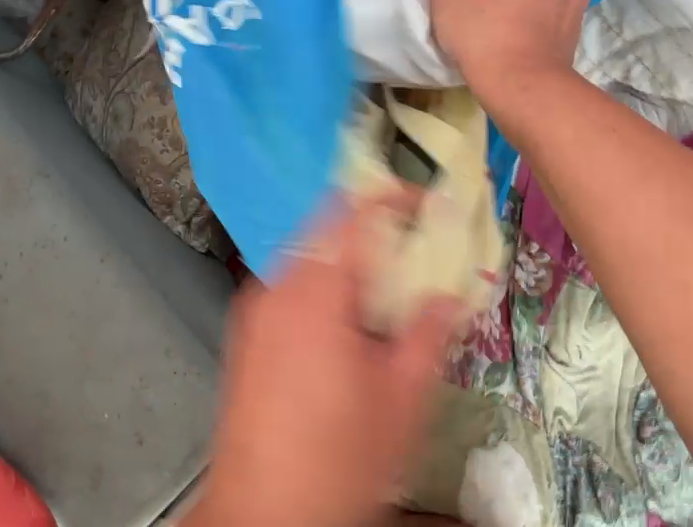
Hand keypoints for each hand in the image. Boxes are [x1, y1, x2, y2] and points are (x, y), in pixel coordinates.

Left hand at [187, 200, 462, 526]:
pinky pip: (288, 288)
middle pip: (329, 230)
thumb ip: (428, 334)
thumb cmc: (336, 460)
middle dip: (376, 238)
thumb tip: (447, 296)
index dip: (394, 196)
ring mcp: (254, 309)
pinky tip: (345, 334)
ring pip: (308, 258)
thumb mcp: (401, 400)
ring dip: (349, 266)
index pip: (354, 209)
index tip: (427, 205)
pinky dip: (321, 290)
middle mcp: (277, 285)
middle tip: (415, 264)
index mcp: (317, 289)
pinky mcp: (245, 334)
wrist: (260, 515)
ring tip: (386, 305)